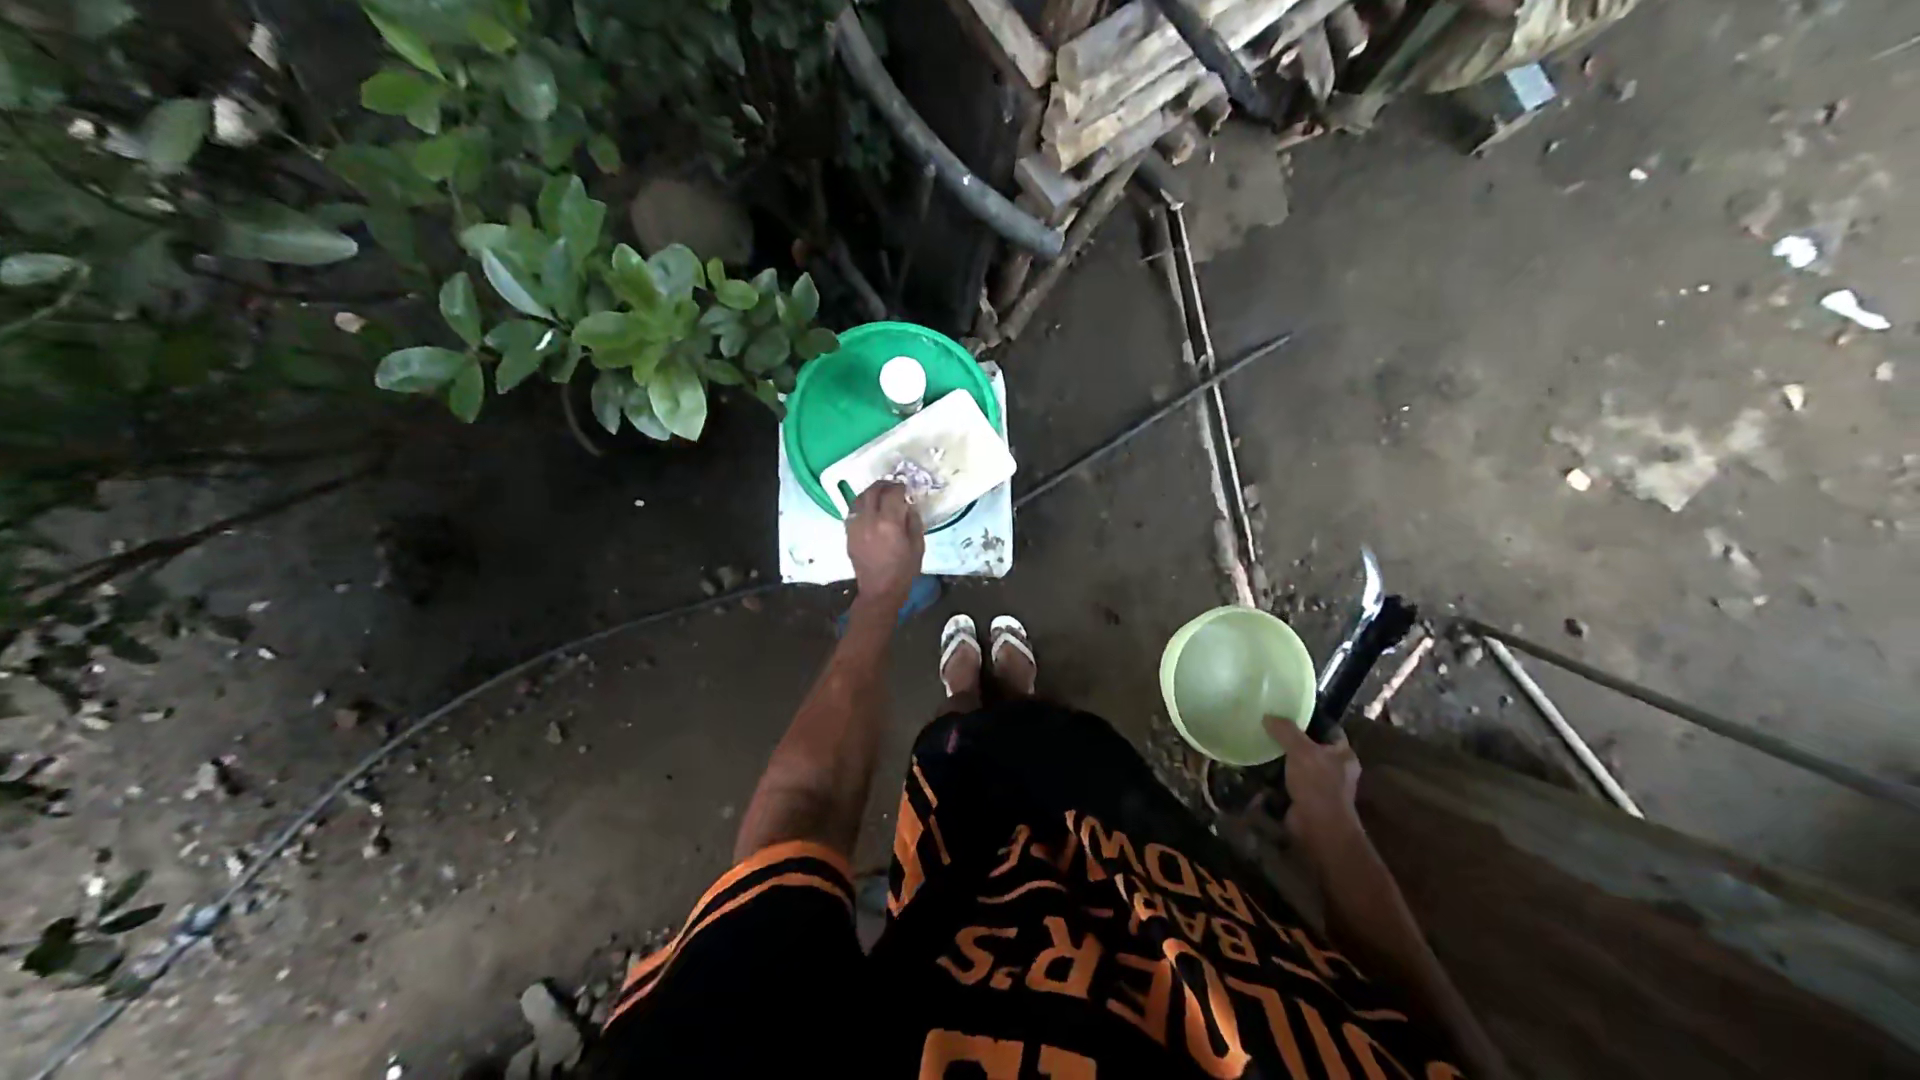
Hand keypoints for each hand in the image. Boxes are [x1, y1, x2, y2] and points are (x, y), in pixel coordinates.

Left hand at [846, 482, 923, 604]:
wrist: (880, 590)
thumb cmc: (904, 570)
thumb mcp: (918, 545)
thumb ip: (913, 520)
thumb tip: (907, 505)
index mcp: (889, 522)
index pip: (892, 492)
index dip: (900, 486)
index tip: (905, 488)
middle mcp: (869, 520)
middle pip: (873, 490)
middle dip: (883, 484)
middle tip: (892, 486)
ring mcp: (856, 526)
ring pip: (859, 498)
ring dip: (870, 492)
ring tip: (879, 495)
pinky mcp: (848, 533)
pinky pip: (852, 510)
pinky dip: (861, 505)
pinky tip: (869, 509)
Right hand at [1264, 715, 1362, 842]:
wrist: (1318, 827)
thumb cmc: (1317, 784)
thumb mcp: (1301, 750)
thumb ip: (1285, 731)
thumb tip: (1268, 716)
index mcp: (1343, 754)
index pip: (1329, 729)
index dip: (1311, 719)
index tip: (1289, 711)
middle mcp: (1336, 768)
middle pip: (1313, 746)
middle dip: (1293, 738)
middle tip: (1270, 726)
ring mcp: (1322, 785)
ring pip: (1300, 763)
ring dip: (1284, 757)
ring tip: (1263, 743)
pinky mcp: (1307, 798)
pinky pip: (1291, 779)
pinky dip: (1278, 774)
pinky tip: (1262, 766)